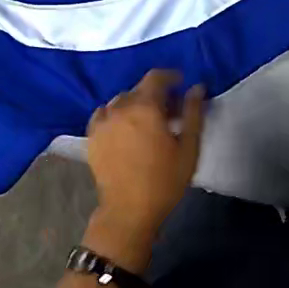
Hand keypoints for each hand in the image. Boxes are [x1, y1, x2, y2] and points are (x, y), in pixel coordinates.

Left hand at [83, 70, 205, 269]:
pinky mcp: (91, 134)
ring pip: (122, 101)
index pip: (156, 77)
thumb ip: (193, 113)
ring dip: (136, 104)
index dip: (170, 76)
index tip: (181, 84)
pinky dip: (116, 114)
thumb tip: (197, 87)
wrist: (128, 210)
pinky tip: (124, 129)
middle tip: (171, 112)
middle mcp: (121, 107)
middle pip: (139, 89)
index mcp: (145, 106)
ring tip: (147, 123)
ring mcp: (103, 120)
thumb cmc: (164, 181)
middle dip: (156, 95)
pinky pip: (104, 113)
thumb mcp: (189, 148)